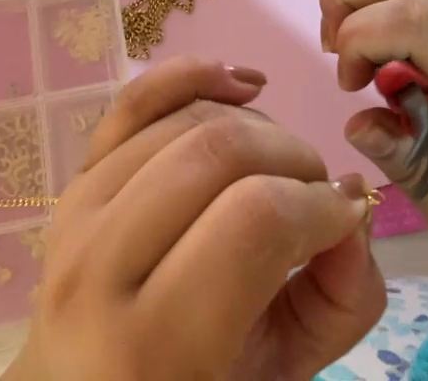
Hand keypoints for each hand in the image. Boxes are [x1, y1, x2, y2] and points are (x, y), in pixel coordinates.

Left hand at [6, 57, 385, 380]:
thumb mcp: (279, 374)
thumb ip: (336, 304)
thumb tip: (352, 210)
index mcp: (151, 343)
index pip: (254, 220)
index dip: (318, 205)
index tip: (348, 216)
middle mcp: (99, 267)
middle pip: (218, 153)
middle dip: (292, 157)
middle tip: (319, 192)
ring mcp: (79, 210)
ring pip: (185, 121)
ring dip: (257, 125)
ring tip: (286, 162)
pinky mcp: (75, 176)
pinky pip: (135, 101)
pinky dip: (194, 75)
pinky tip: (244, 85)